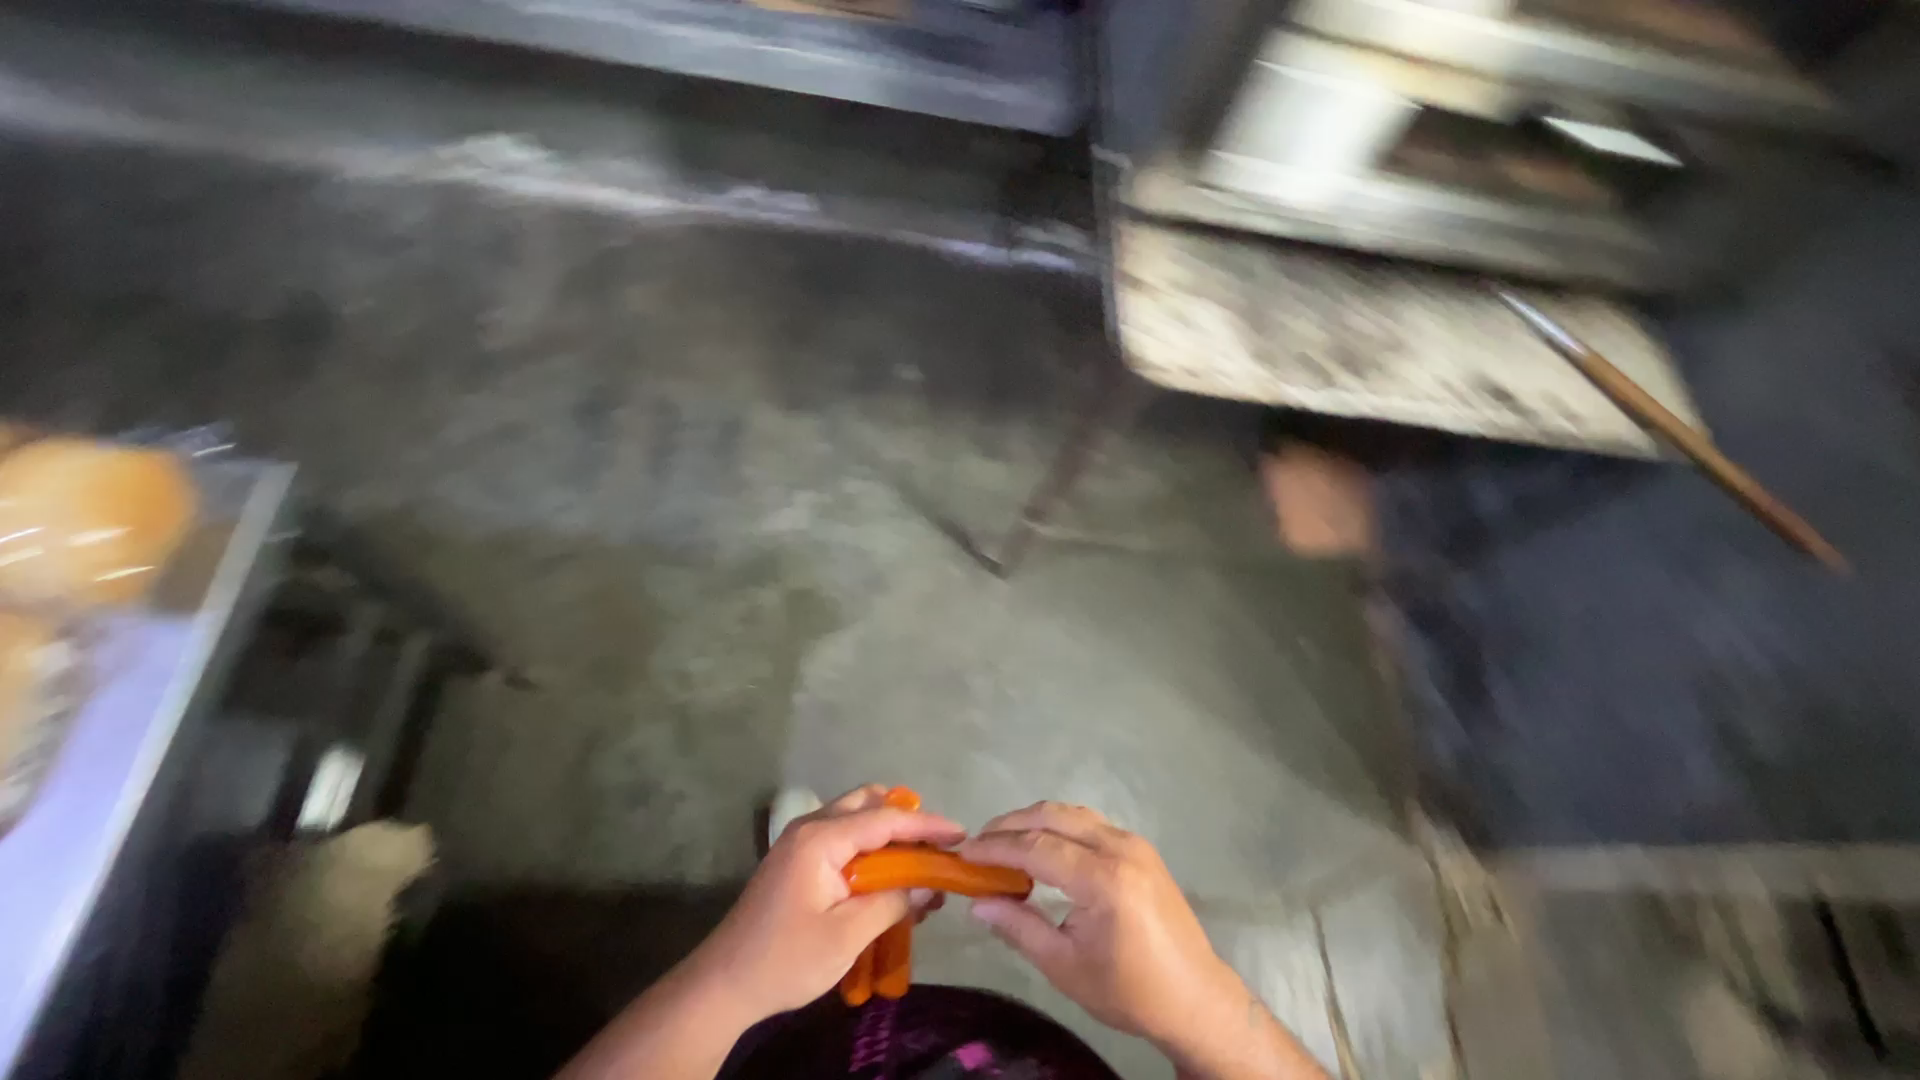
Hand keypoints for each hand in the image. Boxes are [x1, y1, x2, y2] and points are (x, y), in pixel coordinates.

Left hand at [686, 784, 965, 1022]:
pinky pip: (842, 837)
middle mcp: (810, 827)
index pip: (885, 818)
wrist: (724, 984)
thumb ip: (892, 903)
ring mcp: (800, 842)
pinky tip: (888, 875)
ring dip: (889, 833)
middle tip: (939, 846)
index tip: (961, 834)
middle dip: (907, 820)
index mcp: (820, 839)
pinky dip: (870, 846)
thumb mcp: (846, 936)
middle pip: (868, 804)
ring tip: (920, 861)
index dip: (926, 826)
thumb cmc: (786, 959)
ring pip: (855, 818)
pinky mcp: (797, 860)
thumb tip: (930, 886)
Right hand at [956, 802, 1244, 1048]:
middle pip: (1052, 815)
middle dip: (1010, 824)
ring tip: (1004, 843)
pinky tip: (1042, 847)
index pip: (1036, 846)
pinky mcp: (1141, 848)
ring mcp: (1134, 843)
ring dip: (1034, 820)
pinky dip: (1059, 825)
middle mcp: (1119, 848)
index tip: (963, 854)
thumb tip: (976, 902)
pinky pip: (1090, 822)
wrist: (1195, 998)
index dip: (995, 847)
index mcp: (1102, 879)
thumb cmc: (1128, 990)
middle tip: (979, 844)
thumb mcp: (1065, 966)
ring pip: (1072, 812)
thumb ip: (1018, 927)